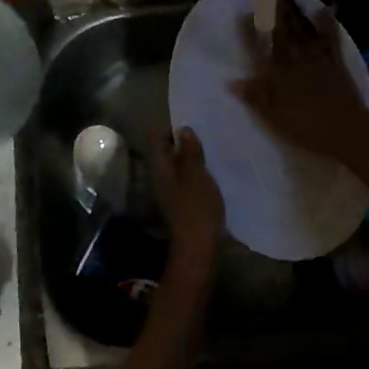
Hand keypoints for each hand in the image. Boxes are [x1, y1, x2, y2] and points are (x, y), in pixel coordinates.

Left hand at [149, 126, 223, 262]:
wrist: (198, 247)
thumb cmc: (196, 208)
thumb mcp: (196, 175)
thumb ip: (189, 152)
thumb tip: (182, 129)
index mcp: (160, 168)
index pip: (156, 138)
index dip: (170, 127)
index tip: (190, 121)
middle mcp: (160, 177)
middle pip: (166, 151)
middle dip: (182, 140)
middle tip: (204, 132)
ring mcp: (170, 191)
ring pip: (176, 165)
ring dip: (190, 156)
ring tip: (211, 147)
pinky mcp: (181, 201)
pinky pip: (185, 178)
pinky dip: (195, 171)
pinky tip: (212, 169)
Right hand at [231, 0, 368, 160]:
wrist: (344, 128)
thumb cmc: (305, 128)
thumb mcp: (273, 118)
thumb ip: (254, 97)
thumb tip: (230, 81)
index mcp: (276, 76)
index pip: (259, 50)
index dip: (250, 33)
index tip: (243, 14)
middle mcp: (294, 62)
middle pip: (280, 36)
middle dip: (271, 16)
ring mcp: (316, 60)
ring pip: (301, 33)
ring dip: (293, 15)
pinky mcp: (335, 63)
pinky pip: (330, 39)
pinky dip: (326, 24)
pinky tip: (323, 9)